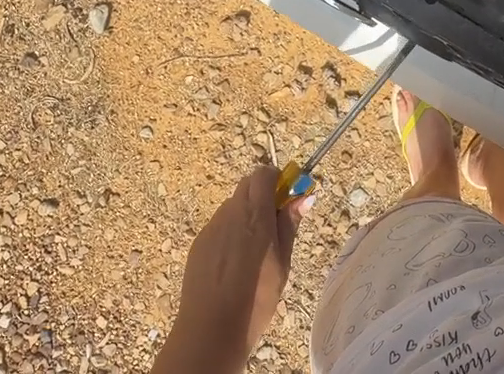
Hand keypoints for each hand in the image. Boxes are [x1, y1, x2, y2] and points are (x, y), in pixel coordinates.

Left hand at [154, 166, 311, 373]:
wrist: (210, 329)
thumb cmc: (256, 298)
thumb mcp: (282, 263)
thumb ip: (289, 225)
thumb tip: (304, 197)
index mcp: (255, 214)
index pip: (263, 174)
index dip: (277, 179)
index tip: (287, 197)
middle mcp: (231, 213)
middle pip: (247, 185)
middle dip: (262, 194)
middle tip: (273, 223)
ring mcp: (212, 227)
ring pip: (232, 205)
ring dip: (246, 214)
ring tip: (253, 250)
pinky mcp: (199, 243)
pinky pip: (219, 225)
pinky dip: (230, 232)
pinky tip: (234, 263)